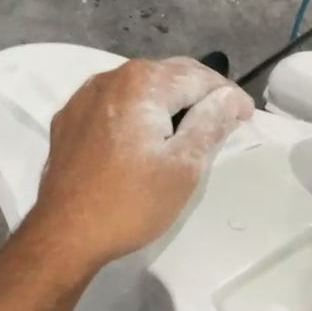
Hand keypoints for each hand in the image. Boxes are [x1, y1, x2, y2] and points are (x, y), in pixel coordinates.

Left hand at [16, 56, 253, 274]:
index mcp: (143, 83)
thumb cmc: (131, 203)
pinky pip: (113, 106)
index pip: (199, 77)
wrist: (66, 234)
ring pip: (138, 90)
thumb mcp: (183, 167)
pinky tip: (142, 138)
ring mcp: (84, 98)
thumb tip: (230, 97)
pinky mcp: (69, 122)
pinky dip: (136, 115)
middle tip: (222, 120)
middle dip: (198, 94)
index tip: (246, 117)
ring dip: (166, 103)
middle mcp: (111, 77)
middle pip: (167, 76)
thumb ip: (210, 124)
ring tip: (185, 128)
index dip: (228, 95)